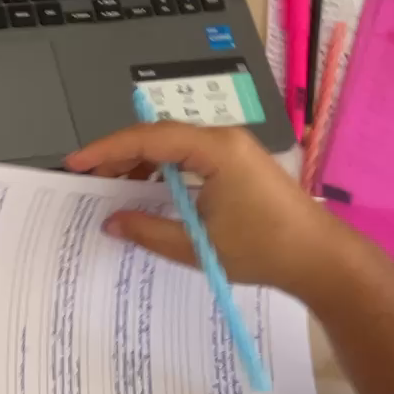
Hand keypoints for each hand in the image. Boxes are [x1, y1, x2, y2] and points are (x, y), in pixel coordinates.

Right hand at [65, 122, 353, 301]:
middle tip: (87, 178)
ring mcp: (231, 150)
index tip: (76, 163)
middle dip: (118, 155)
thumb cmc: (261, 250)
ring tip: (110, 186)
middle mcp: (223, 140)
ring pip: (171, 146)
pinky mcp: (235, 163)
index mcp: (216, 151)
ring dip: (139, 163)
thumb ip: (148, 230)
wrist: (317, 256)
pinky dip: (160, 171)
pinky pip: (187, 157)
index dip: (107, 149)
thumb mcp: (196, 246)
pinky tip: (145, 190)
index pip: (149, 139)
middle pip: (158, 136)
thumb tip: (111, 222)